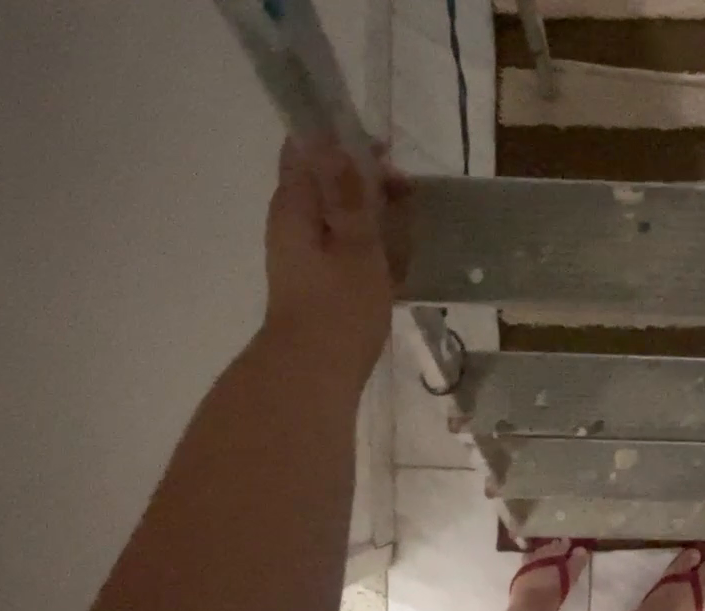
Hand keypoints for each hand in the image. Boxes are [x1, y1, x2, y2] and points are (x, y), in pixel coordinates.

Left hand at [261, 136, 412, 375]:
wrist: (314, 373)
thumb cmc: (339, 308)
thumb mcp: (356, 245)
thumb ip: (351, 196)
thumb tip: (338, 145)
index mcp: (295, 206)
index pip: (308, 150)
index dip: (345, 143)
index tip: (386, 156)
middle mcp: (293, 225)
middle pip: (328, 184)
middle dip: (369, 183)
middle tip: (409, 197)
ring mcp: (305, 257)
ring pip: (341, 220)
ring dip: (375, 219)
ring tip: (411, 232)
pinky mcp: (320, 285)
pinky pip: (347, 251)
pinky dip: (372, 249)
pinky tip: (398, 264)